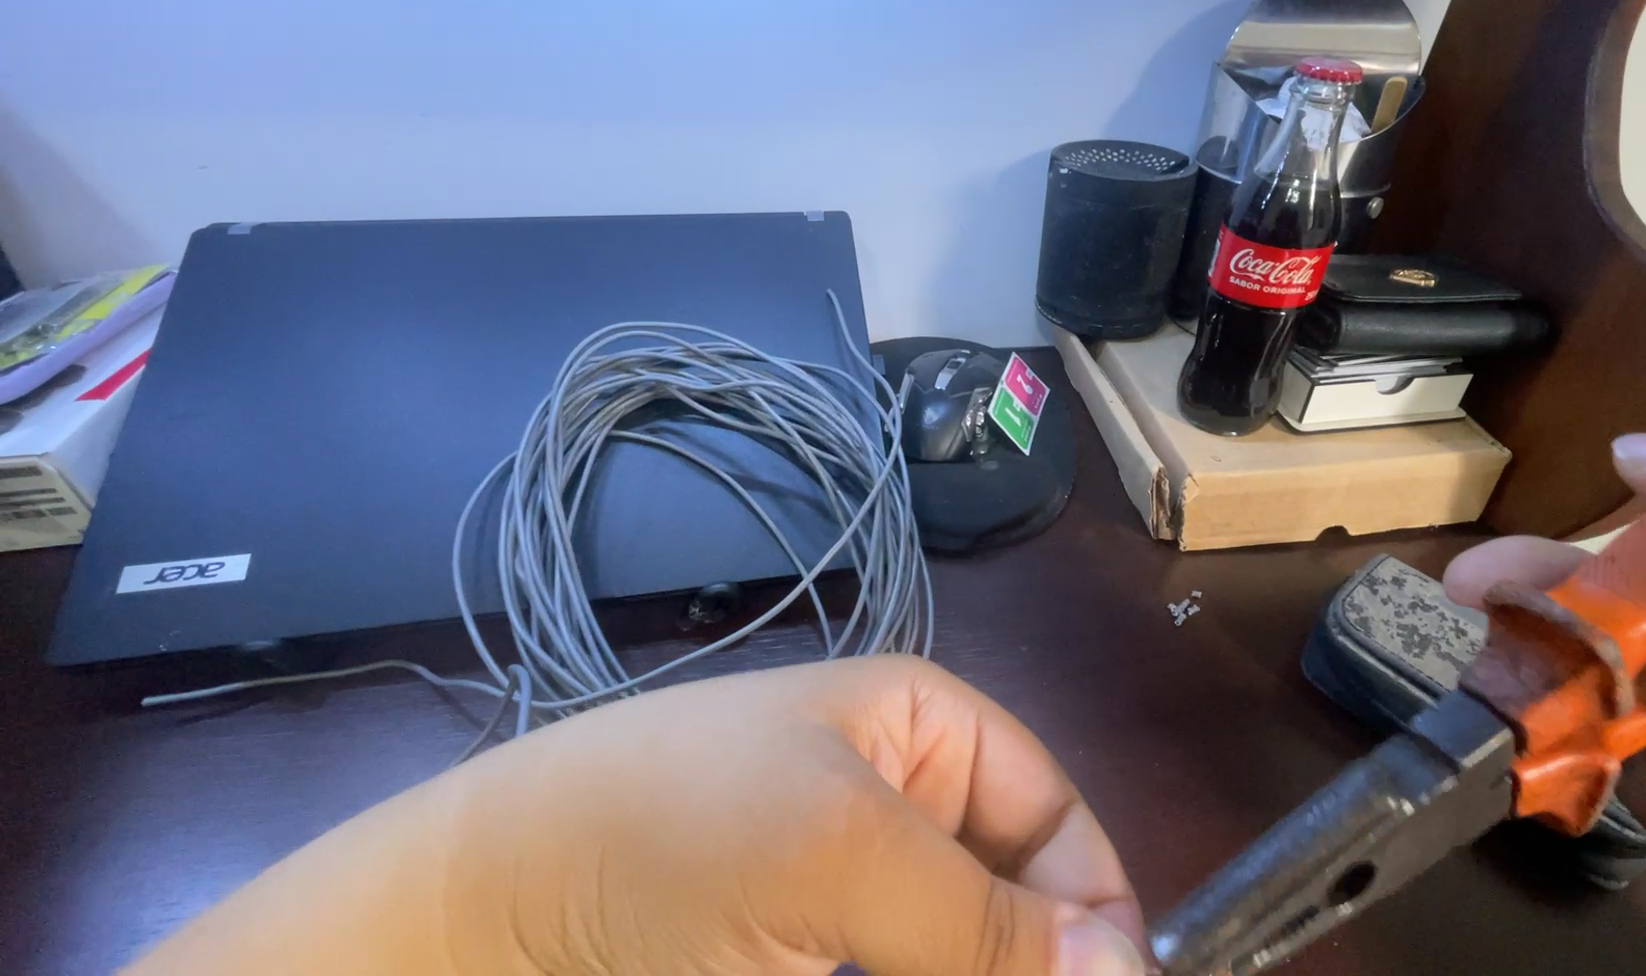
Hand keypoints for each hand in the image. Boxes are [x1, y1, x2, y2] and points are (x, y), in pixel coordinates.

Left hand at [127, 657, 1147, 975]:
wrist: (478, 912)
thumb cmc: (674, 830)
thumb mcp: (835, 850)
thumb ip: (977, 918)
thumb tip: (1128, 972)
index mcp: (926, 732)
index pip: (1055, 815)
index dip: (1096, 910)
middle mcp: (908, 807)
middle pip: (1016, 902)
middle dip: (1027, 969)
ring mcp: (862, 893)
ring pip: (960, 952)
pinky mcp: (822, 957)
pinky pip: (901, 968)